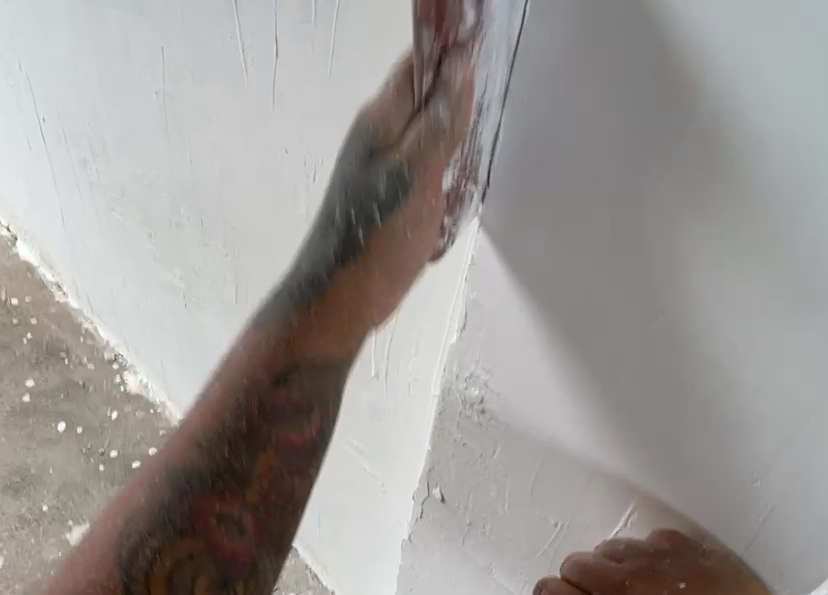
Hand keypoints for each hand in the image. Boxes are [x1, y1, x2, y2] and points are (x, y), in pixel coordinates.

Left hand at [264, 49, 475, 349]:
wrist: (338, 305)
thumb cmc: (376, 240)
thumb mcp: (416, 176)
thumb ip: (439, 123)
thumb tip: (461, 66)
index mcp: (381, 121)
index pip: (419, 64)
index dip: (453, 57)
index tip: (489, 66)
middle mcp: (380, 141)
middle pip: (429, 106)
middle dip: (460, 117)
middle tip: (479, 141)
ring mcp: (384, 176)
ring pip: (433, 149)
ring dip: (456, 162)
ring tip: (465, 184)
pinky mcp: (391, 208)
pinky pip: (428, 186)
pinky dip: (444, 196)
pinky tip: (449, 214)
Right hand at [528, 527, 815, 594]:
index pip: (545, 591)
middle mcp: (619, 583)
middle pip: (573, 564)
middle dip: (583, 585)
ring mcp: (654, 559)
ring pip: (610, 548)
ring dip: (616, 568)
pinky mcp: (687, 546)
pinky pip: (651, 539)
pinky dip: (654, 558)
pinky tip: (674, 583)